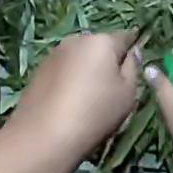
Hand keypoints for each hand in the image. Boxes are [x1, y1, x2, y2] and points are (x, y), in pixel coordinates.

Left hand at [6, 31, 142, 167]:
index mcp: (102, 41)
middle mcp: (77, 39)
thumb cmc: (95, 113)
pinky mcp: (39, 69)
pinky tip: (68, 102)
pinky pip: (63, 69)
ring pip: (80, 58)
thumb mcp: (127, 94)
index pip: (126, 37)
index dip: (132, 53)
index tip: (132, 71)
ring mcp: (54, 53)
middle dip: (106, 62)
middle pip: (100, 47)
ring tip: (87, 100)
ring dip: (86, 71)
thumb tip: (133, 51)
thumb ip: (133, 68)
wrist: (44, 135)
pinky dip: (69, 80)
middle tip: (111, 90)